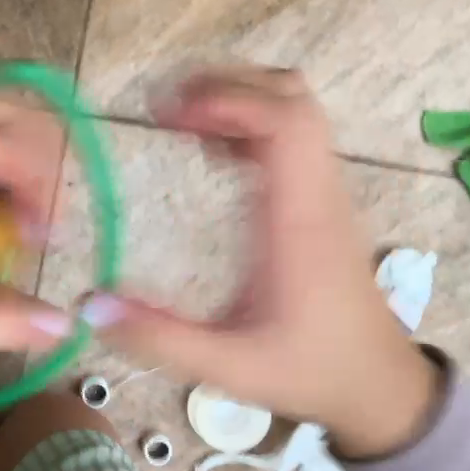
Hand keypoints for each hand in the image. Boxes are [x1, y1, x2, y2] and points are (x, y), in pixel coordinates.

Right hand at [82, 67, 440, 459]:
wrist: (379, 387)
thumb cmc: (309, 371)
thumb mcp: (230, 367)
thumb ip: (159, 339)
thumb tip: (90, 306)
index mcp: (300, 221)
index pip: (286, 123)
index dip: (229, 99)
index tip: (170, 114)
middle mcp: (318, 193)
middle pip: (292, 96)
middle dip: (227, 84)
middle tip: (165, 107)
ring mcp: (324, 193)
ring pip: (295, 109)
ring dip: (238, 98)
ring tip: (179, 120)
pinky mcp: (320, 203)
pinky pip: (291, 137)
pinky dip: (248, 124)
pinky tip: (209, 154)